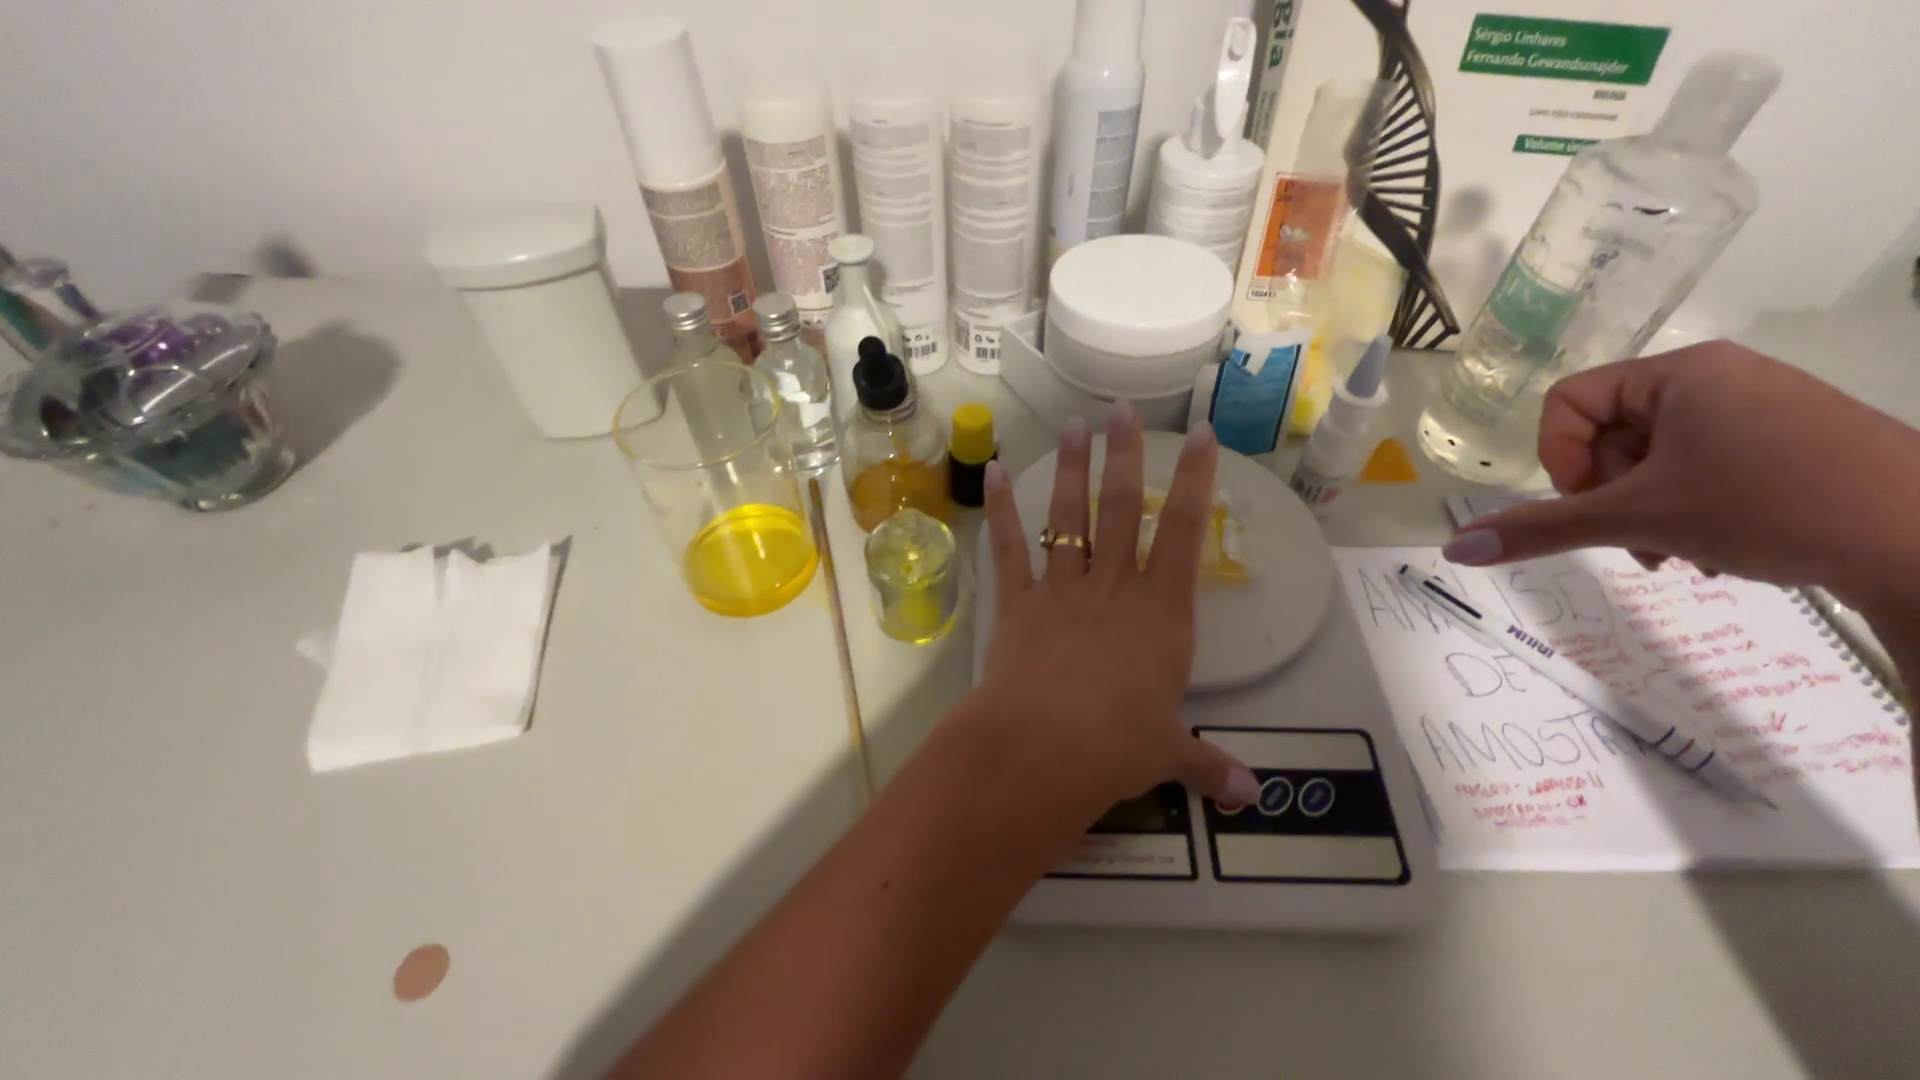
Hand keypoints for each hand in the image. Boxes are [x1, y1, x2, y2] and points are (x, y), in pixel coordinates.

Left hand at [967, 407, 1259, 815]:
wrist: (1043, 748)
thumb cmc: (1116, 747)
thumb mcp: (1168, 754)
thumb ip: (1209, 766)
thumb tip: (1252, 798)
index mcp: (1162, 615)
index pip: (1183, 534)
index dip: (1193, 481)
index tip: (1199, 435)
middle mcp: (1114, 589)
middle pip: (1121, 509)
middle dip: (1123, 455)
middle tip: (1120, 409)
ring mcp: (1062, 591)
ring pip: (1069, 518)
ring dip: (1070, 469)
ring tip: (1073, 424)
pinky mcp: (1017, 604)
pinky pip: (1009, 549)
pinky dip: (999, 510)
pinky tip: (992, 472)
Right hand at [1442, 341, 1919, 606]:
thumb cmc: (1771, 507)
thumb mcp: (1638, 518)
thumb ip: (1540, 529)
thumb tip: (1454, 547)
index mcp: (1680, 372)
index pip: (1568, 402)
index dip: (1561, 459)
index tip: (1594, 503)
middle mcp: (1719, 376)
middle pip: (1612, 433)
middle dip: (1609, 496)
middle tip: (1637, 540)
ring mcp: (1761, 406)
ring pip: (1657, 458)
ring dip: (1646, 511)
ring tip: (1678, 553)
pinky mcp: (1794, 439)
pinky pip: (1706, 465)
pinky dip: (1691, 508)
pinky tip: (1717, 546)